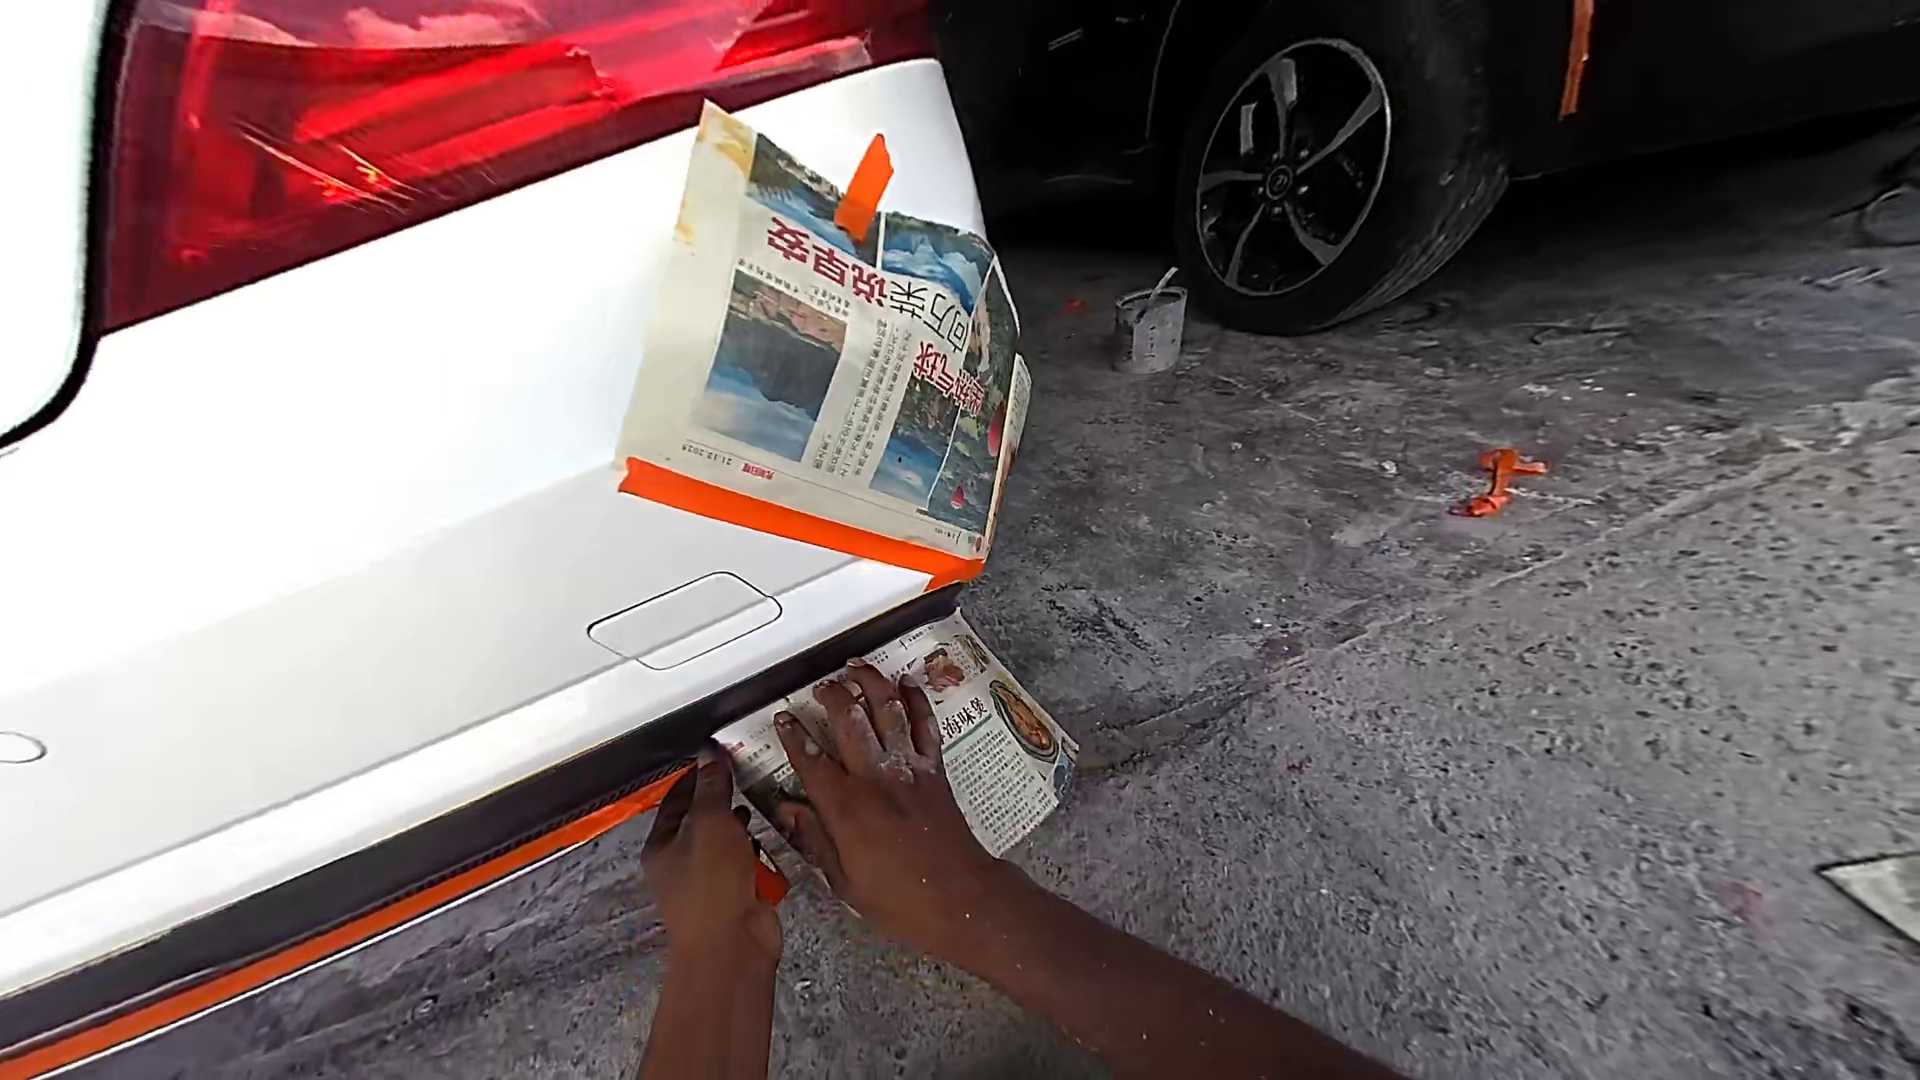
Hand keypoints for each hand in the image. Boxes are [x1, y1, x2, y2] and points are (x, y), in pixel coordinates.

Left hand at [641, 749, 780, 962]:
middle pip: (703, 815)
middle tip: (750, 767)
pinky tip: (770, 828)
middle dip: (724, 792)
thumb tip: (709, 752)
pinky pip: (744, 854)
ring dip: (741, 817)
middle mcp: (681, 859)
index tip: (724, 751)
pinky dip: (755, 841)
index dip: (699, 771)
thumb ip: (712, 786)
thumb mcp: (711, 822)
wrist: (733, 944)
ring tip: (762, 792)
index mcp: (662, 844)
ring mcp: (708, 876)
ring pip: (726, 834)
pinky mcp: (734, 888)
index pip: (678, 795)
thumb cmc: (712, 881)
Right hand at [770, 658, 1009, 959]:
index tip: (784, 718)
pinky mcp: (934, 767)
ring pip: (888, 711)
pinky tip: (906, 682)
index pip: (812, 760)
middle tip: (822, 686)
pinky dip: (916, 699)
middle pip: (850, 721)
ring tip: (856, 667)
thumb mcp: (844, 881)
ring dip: (871, 683)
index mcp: (848, 807)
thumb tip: (784, 811)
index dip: (794, 735)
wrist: (959, 896)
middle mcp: (877, 777)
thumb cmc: (899, 898)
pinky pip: (926, 724)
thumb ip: (813, 839)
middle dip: (833, 696)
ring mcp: (909, 767)